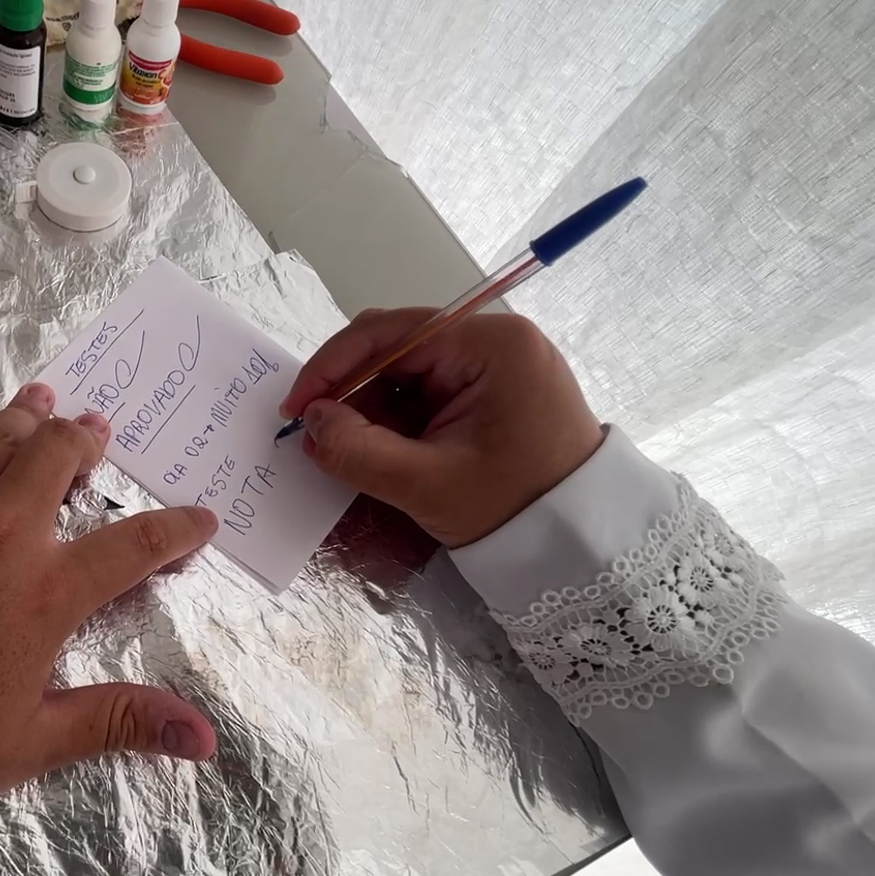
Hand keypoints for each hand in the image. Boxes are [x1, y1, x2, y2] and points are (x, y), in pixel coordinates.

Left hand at [0, 382, 220, 793]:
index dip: (178, 530)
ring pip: (3, 434)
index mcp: (47, 592)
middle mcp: (3, 531)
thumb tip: (207, 740)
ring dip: (34, 417)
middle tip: (98, 440)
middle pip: (63, 457)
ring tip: (51, 406)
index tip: (200, 521)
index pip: (136, 546)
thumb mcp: (34, 738)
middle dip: (90, 444)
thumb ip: (122, 721)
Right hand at [279, 310, 603, 547]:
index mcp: (488, 344)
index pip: (388, 333)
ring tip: (346, 451)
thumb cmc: (513, 507)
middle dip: (347, 391)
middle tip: (314, 432)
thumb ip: (357, 450)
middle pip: (392, 350)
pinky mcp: (483, 393)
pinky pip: (419, 395)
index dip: (331, 366)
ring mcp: (487, 367)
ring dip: (366, 411)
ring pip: (400, 375)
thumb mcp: (426, 483)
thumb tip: (310, 421)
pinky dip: (389, 422)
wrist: (579, 542)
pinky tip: (376, 451)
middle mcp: (489, 342)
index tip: (295, 407)